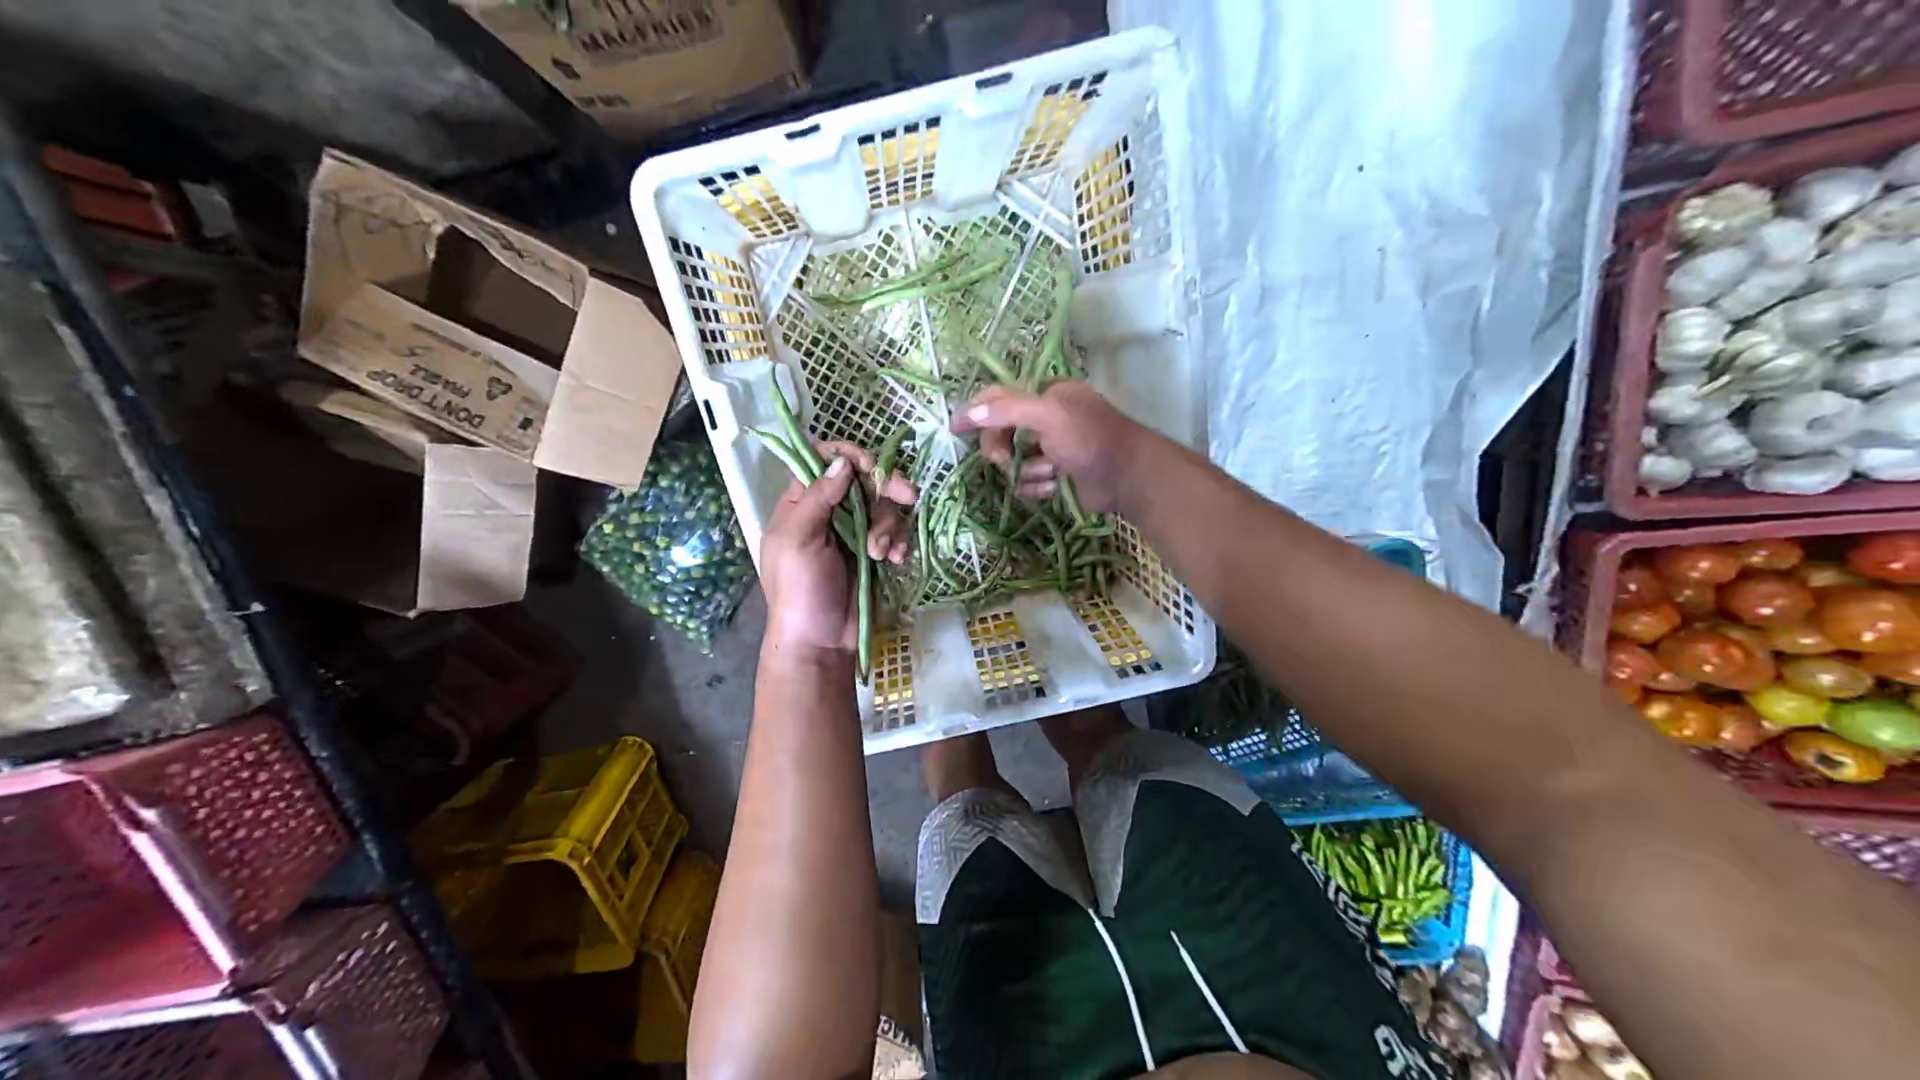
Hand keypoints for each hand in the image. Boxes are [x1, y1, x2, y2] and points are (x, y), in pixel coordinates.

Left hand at [760, 444, 916, 657]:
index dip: (847, 456)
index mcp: (801, 503)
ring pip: (883, 506)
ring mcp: (852, 532)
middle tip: (908, 495)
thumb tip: (842, 462)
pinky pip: (894, 532)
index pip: (822, 461)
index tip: (869, 466)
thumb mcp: (799, 540)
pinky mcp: (873, 551)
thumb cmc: (799, 590)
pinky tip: (894, 560)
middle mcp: (828, 512)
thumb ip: (818, 497)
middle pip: (863, 480)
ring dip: (889, 525)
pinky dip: (897, 542)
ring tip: (881, 553)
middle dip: (885, 488)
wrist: (821, 643)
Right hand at [949, 381, 1149, 512]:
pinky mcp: (1057, 474)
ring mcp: (1052, 448)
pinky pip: (1028, 481)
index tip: (955, 429)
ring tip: (1050, 474)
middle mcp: (1048, 418)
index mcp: (1047, 394)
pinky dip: (1037, 486)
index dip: (976, 411)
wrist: (1129, 479)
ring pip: (1015, 461)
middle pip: (1002, 432)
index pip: (1000, 397)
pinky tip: (1054, 486)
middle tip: (1005, 462)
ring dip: (1026, 471)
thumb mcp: (1049, 416)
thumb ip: (1008, 410)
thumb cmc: (1091, 439)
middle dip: (1002, 449)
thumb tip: (969, 412)